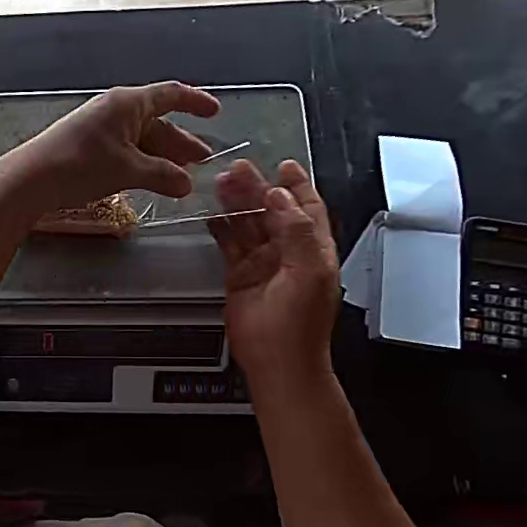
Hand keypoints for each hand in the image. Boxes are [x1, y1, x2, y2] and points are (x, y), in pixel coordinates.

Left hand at [0, 82, 221, 218]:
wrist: (30, 180)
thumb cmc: (81, 165)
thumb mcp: (127, 170)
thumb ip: (161, 175)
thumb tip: (187, 184)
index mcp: (128, 103)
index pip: (170, 95)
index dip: (195, 102)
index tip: (215, 112)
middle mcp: (116, 111)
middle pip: (157, 122)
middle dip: (181, 141)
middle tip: (203, 160)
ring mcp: (101, 130)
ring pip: (142, 141)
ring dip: (163, 158)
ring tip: (183, 177)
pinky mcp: (90, 149)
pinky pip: (126, 152)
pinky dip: (144, 165)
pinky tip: (152, 181)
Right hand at [209, 159, 339, 385]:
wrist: (276, 362)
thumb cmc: (299, 326)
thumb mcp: (308, 271)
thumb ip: (296, 230)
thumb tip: (282, 197)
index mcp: (313, 249)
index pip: (306, 208)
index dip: (296, 185)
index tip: (284, 165)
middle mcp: (289, 252)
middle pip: (272, 211)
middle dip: (257, 188)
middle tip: (238, 170)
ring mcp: (263, 264)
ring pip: (249, 224)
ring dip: (237, 204)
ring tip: (221, 184)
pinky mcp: (239, 276)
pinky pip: (230, 245)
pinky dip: (222, 228)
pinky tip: (213, 214)